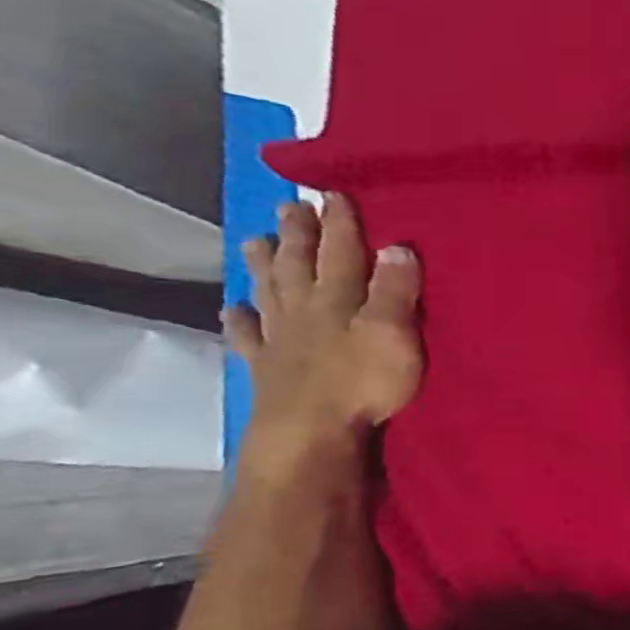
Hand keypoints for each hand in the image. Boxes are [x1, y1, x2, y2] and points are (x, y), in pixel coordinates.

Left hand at [225, 194, 423, 446]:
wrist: (312, 436)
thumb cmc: (364, 382)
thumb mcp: (394, 332)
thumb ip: (396, 291)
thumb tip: (397, 246)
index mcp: (338, 299)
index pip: (342, 252)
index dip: (340, 223)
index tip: (333, 193)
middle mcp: (305, 311)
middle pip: (299, 264)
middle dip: (298, 234)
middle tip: (289, 205)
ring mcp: (281, 340)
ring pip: (270, 292)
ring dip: (264, 265)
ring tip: (255, 240)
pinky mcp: (268, 369)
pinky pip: (249, 337)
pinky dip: (239, 320)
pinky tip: (232, 308)